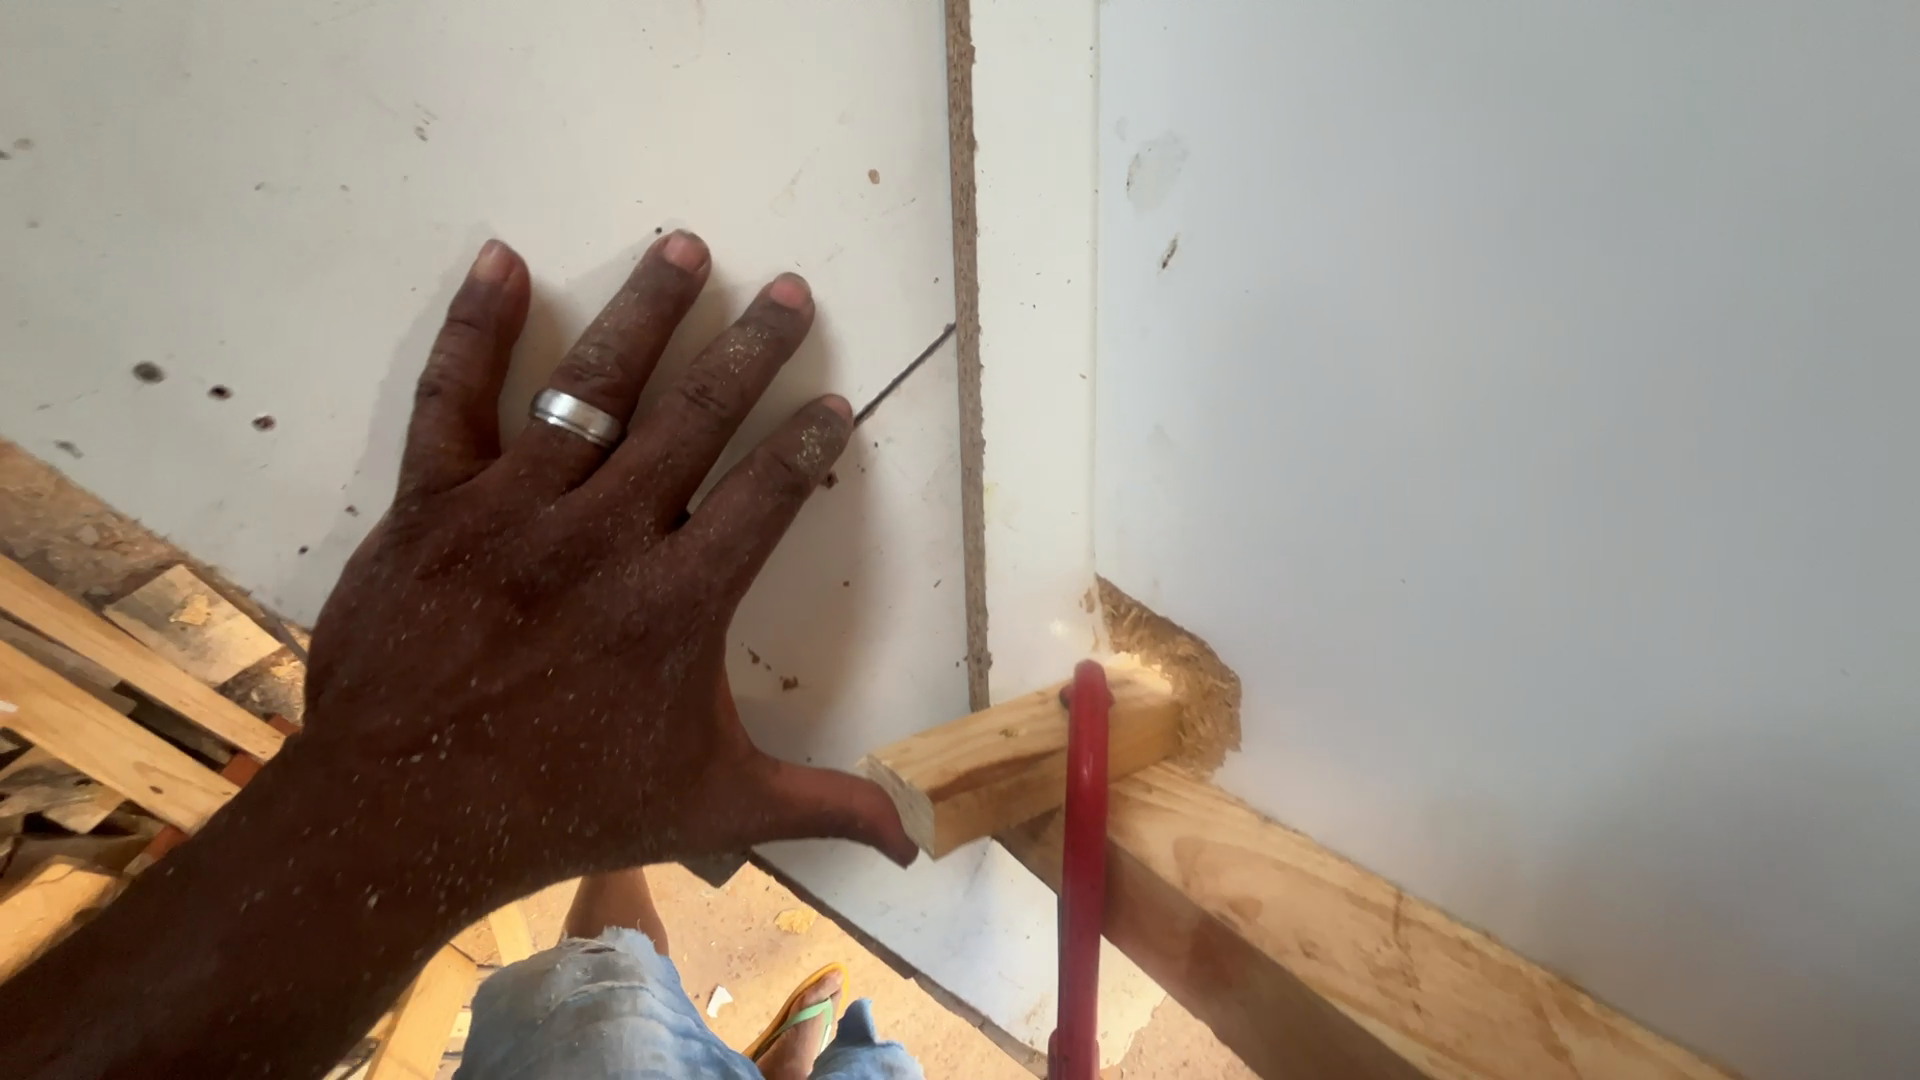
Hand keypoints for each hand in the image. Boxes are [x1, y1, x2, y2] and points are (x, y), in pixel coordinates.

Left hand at [298, 233, 916, 901]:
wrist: (401, 820)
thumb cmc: (574, 805)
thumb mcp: (718, 808)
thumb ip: (823, 810)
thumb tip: (914, 843)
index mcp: (680, 601)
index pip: (767, 494)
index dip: (808, 442)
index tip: (836, 403)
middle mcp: (607, 538)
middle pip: (696, 418)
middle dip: (753, 348)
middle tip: (791, 291)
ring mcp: (514, 511)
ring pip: (592, 388)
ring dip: (646, 312)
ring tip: (683, 245)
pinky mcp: (432, 505)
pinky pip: (452, 398)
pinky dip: (478, 325)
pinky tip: (507, 258)